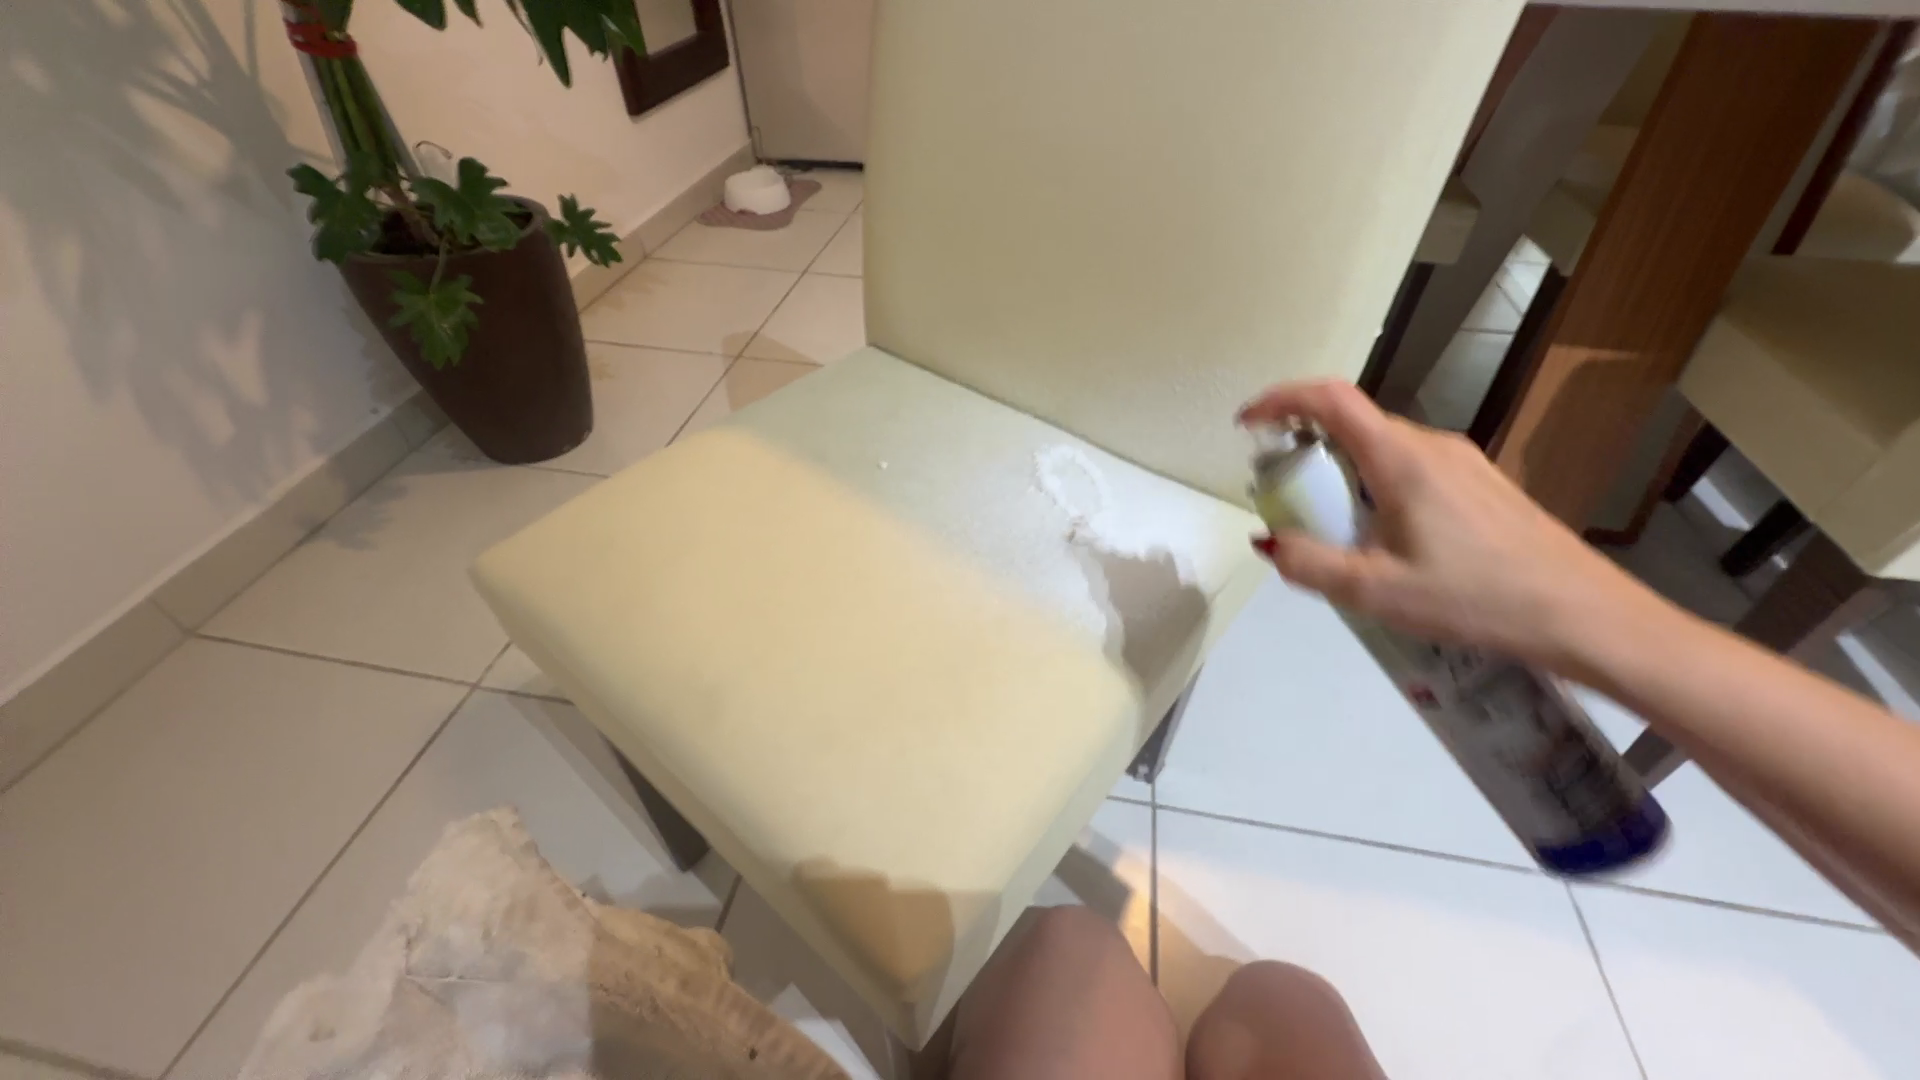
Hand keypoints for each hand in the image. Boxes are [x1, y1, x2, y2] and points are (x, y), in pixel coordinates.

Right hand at [1239, 380, 1666, 676]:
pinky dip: (1376, 487)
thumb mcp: (1376, 592)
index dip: (1281, 400)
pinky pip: (1412, 469)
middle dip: (1306, 448)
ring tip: (1333, 529)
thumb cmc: (1476, 599)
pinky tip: (1387, 541)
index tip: (1247, 425)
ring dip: (1343, 473)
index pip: (1330, 400)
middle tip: (1284, 498)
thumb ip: (1310, 564)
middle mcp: (1433, 447)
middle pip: (1354, 425)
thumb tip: (1269, 541)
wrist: (1586, 618)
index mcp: (1402, 460)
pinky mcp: (1484, 486)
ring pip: (1384, 450)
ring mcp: (1465, 464)